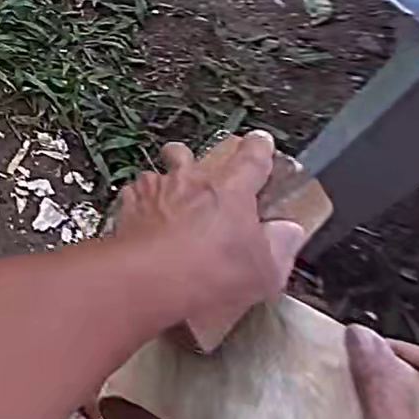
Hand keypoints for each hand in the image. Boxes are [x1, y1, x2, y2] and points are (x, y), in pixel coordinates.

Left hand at [111, 132, 307, 345]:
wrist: (152, 278)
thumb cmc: (213, 276)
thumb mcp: (264, 273)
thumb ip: (279, 246)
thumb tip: (288, 230)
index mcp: (229, 192)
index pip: (251, 160)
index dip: (259, 148)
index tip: (261, 141)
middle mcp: (190, 179)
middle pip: (188, 154)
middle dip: (190, 161)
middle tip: (198, 184)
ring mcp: (157, 185)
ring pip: (160, 172)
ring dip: (166, 186)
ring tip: (170, 211)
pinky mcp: (131, 198)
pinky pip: (138, 192)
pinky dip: (144, 205)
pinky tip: (149, 226)